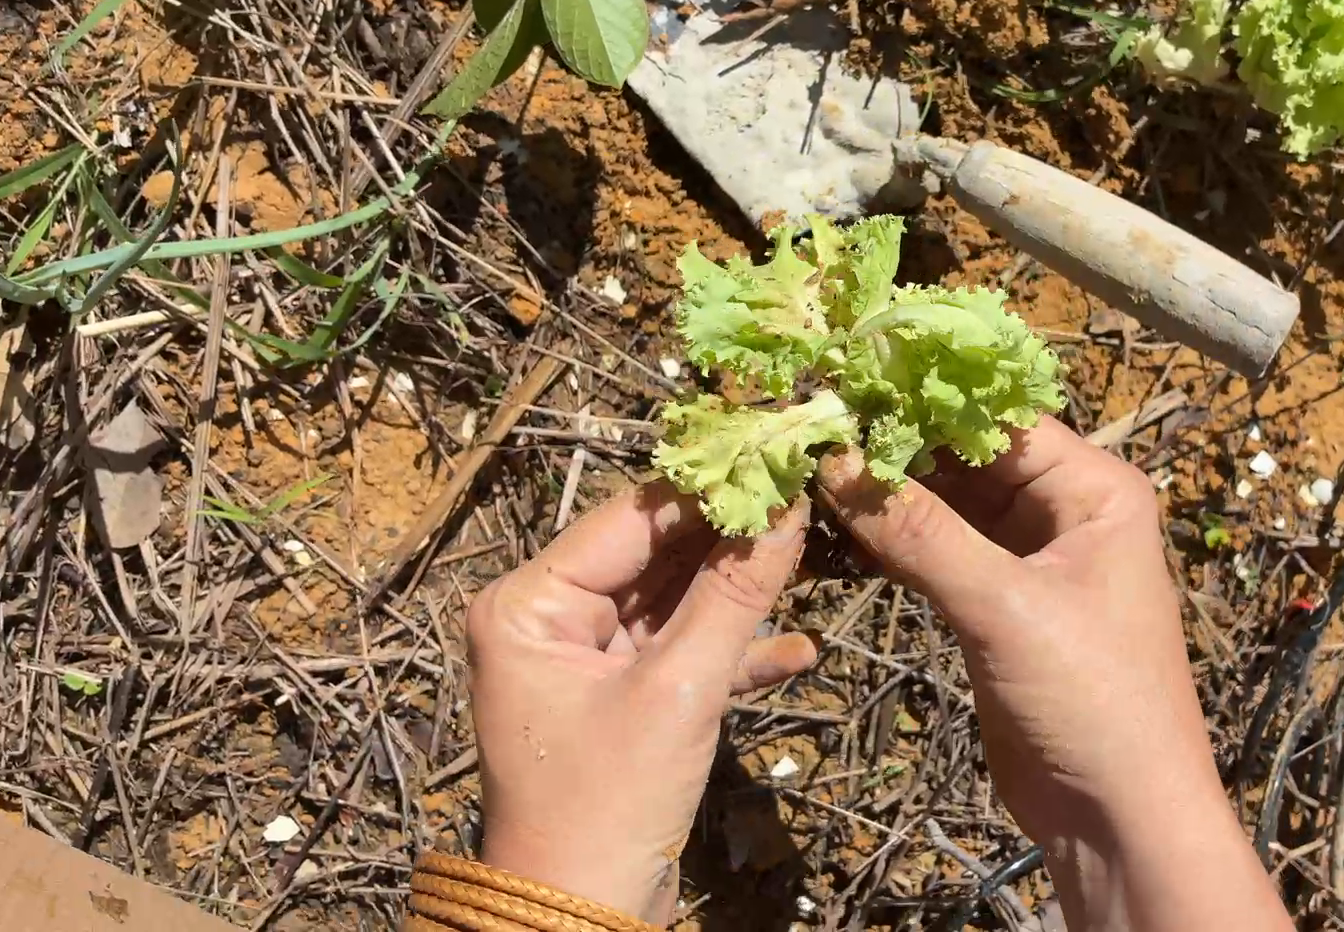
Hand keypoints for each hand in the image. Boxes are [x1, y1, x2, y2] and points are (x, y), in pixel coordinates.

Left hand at [465, 485, 816, 922]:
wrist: (582, 926)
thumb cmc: (609, 803)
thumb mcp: (681, 688)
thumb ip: (737, 593)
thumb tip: (790, 508)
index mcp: (533, 602)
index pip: (635, 518)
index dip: (710, 489)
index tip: (777, 458)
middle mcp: (556, 615)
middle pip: (660, 552)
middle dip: (732, 538)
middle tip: (803, 500)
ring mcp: (593, 653)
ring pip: (680, 596)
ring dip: (743, 589)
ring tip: (811, 556)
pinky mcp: (629, 689)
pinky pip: (687, 648)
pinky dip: (737, 650)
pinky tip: (800, 650)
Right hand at [815, 418, 1289, 931]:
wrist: (1118, 822)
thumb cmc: (1093, 700)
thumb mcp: (1006, 607)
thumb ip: (921, 534)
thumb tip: (839, 463)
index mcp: (1092, 488)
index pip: (1000, 419)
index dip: (928, 398)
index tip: (853, 382)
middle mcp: (1061, 508)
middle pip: (968, 457)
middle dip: (900, 445)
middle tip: (821, 424)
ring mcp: (1025, 553)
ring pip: (947, 504)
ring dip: (890, 493)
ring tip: (818, 465)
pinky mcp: (994, 595)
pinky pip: (937, 549)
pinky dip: (893, 539)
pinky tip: (840, 524)